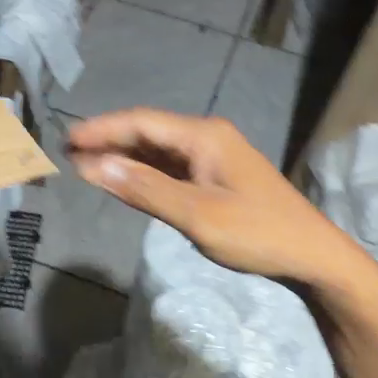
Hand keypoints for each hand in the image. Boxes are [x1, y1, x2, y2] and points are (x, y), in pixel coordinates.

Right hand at [67, 108, 363, 286]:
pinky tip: (125, 181)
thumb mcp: (197, 215)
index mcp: (204, 136)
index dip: (101, 130)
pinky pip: (171, 166)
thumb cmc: (256, 234)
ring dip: (124, 157)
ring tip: (87, 166)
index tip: (65, 140)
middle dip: (108, 141)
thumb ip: (145, 189)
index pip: (141, 123)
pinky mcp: (217, 176)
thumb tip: (94, 166)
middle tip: (68, 155)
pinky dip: (145, 172)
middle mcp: (207, 137)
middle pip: (148, 132)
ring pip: (158, 150)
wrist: (311, 254)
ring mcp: (214, 156)